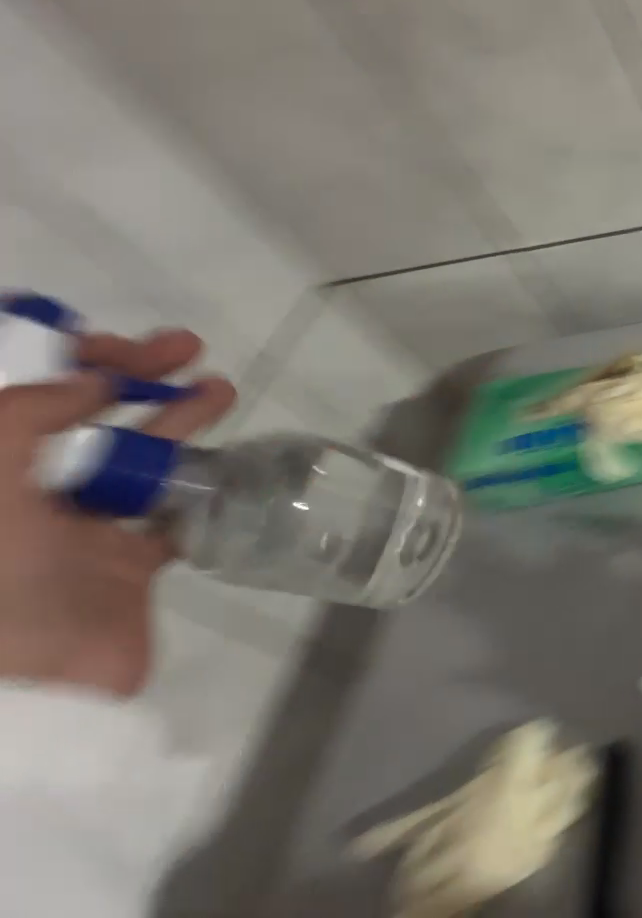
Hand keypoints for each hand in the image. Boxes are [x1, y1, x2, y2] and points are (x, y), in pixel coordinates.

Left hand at [0, 331, 234, 695]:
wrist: (24, 685)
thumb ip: (24, 417)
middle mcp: (18, 494)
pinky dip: (202, 485)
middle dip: (127, 375)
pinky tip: (234, 464)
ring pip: (130, 456)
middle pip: (75, 417)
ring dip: (175, 418)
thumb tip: (91, 384)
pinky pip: (170, 512)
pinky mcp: (126, 563)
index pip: (16, 400)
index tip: (109, 342)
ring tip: (220, 387)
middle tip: (182, 347)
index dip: (59, 360)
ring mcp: (72, 530)